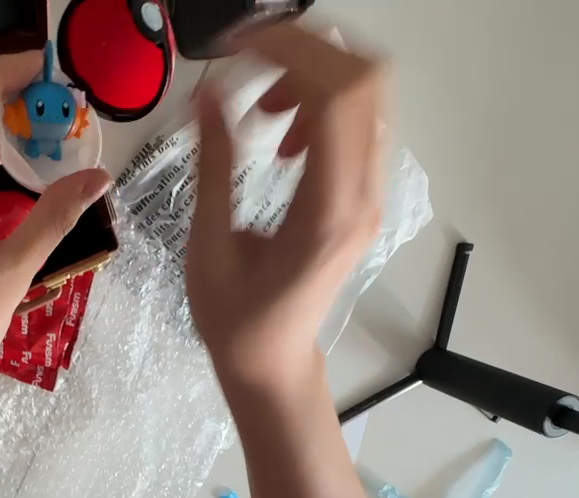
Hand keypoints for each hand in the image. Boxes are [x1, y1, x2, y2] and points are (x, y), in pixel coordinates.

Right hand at [186, 25, 386, 398]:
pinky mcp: (364, 197)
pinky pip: (360, 123)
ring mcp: (370, 196)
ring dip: (314, 79)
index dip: (290, 52)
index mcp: (326, 213)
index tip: (236, 52)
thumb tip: (208, 95)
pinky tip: (285, 139)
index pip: (337, 95)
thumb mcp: (209, 250)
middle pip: (366, 79)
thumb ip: (213, 169)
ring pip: (368, 95)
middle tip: (249, 75)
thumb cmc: (235, 323)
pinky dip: (323, 106)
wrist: (273, 363)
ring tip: (263, 112)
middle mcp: (363, 197)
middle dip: (306, 53)